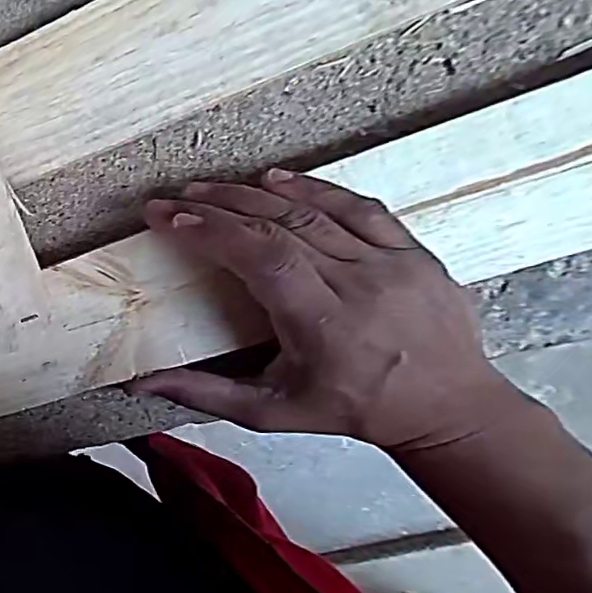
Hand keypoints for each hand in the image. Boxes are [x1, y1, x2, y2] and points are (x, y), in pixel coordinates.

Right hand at [130, 170, 529, 452]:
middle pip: (281, 225)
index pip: (263, 258)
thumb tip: (141, 385)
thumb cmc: (352, 411)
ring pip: (313, 210)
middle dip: (219, 206)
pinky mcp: (412, 251)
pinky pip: (358, 207)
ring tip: (209, 187)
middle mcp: (360, 284)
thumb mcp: (269, 413)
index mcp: (324, 323)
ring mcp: (392, 262)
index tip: (171, 219)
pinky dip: (313, 188)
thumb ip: (202, 394)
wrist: (450, 409)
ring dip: (253, 193)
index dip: (213, 232)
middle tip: (175, 200)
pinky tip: (276, 179)